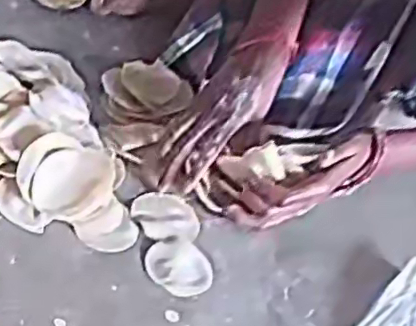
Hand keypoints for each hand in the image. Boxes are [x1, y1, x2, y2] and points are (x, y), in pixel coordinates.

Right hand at [159, 39, 290, 192]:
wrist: (261, 47)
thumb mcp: (260, 113)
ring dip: (162, 155)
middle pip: (186, 145)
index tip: (183, 189)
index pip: (209, 149)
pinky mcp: (195, 100)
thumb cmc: (264, 83)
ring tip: (150, 172)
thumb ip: (244, 137)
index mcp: (231, 118)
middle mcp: (212, 113)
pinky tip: (157, 151)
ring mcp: (201, 106)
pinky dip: (165, 138)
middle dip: (171, 168)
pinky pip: (176, 122)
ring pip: (176, 134)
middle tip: (160, 187)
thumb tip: (232, 161)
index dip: (195, 170)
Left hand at [222, 133, 376, 228]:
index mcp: (317, 190)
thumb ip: (340, 152)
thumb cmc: (356, 152)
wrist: (361, 163)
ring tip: (228, 207)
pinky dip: (247, 220)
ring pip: (264, 223)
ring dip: (244, 218)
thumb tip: (323, 159)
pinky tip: (234, 213)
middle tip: (235, 192)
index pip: (286, 197)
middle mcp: (303, 205)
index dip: (266, 190)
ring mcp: (295, 210)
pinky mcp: (288, 210)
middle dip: (250, 205)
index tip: (251, 178)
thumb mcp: (354, 146)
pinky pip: (264, 222)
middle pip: (270, 215)